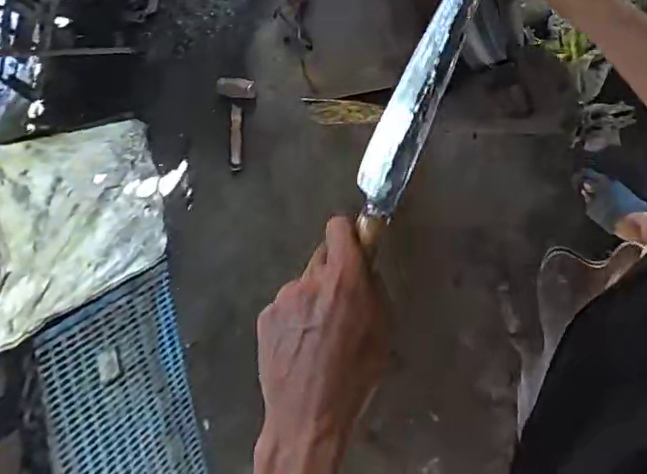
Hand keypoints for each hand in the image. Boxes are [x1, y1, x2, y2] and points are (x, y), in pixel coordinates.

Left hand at [255, 216, 387, 473]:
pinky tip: (300, 345)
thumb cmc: (355, 373)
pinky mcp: (264, 319)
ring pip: (304, 283)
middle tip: (341, 301)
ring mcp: (283, 299)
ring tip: (318, 333)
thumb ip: (372, 285)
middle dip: (333, 270)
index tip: (355, 246)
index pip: (339, 226)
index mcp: (344, 276)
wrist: (308, 419)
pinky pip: (286, 306)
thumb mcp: (381, 324)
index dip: (348, 233)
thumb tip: (364, 265)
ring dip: (312, 296)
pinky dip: (294, 317)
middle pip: (323, 255)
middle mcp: (310, 279)